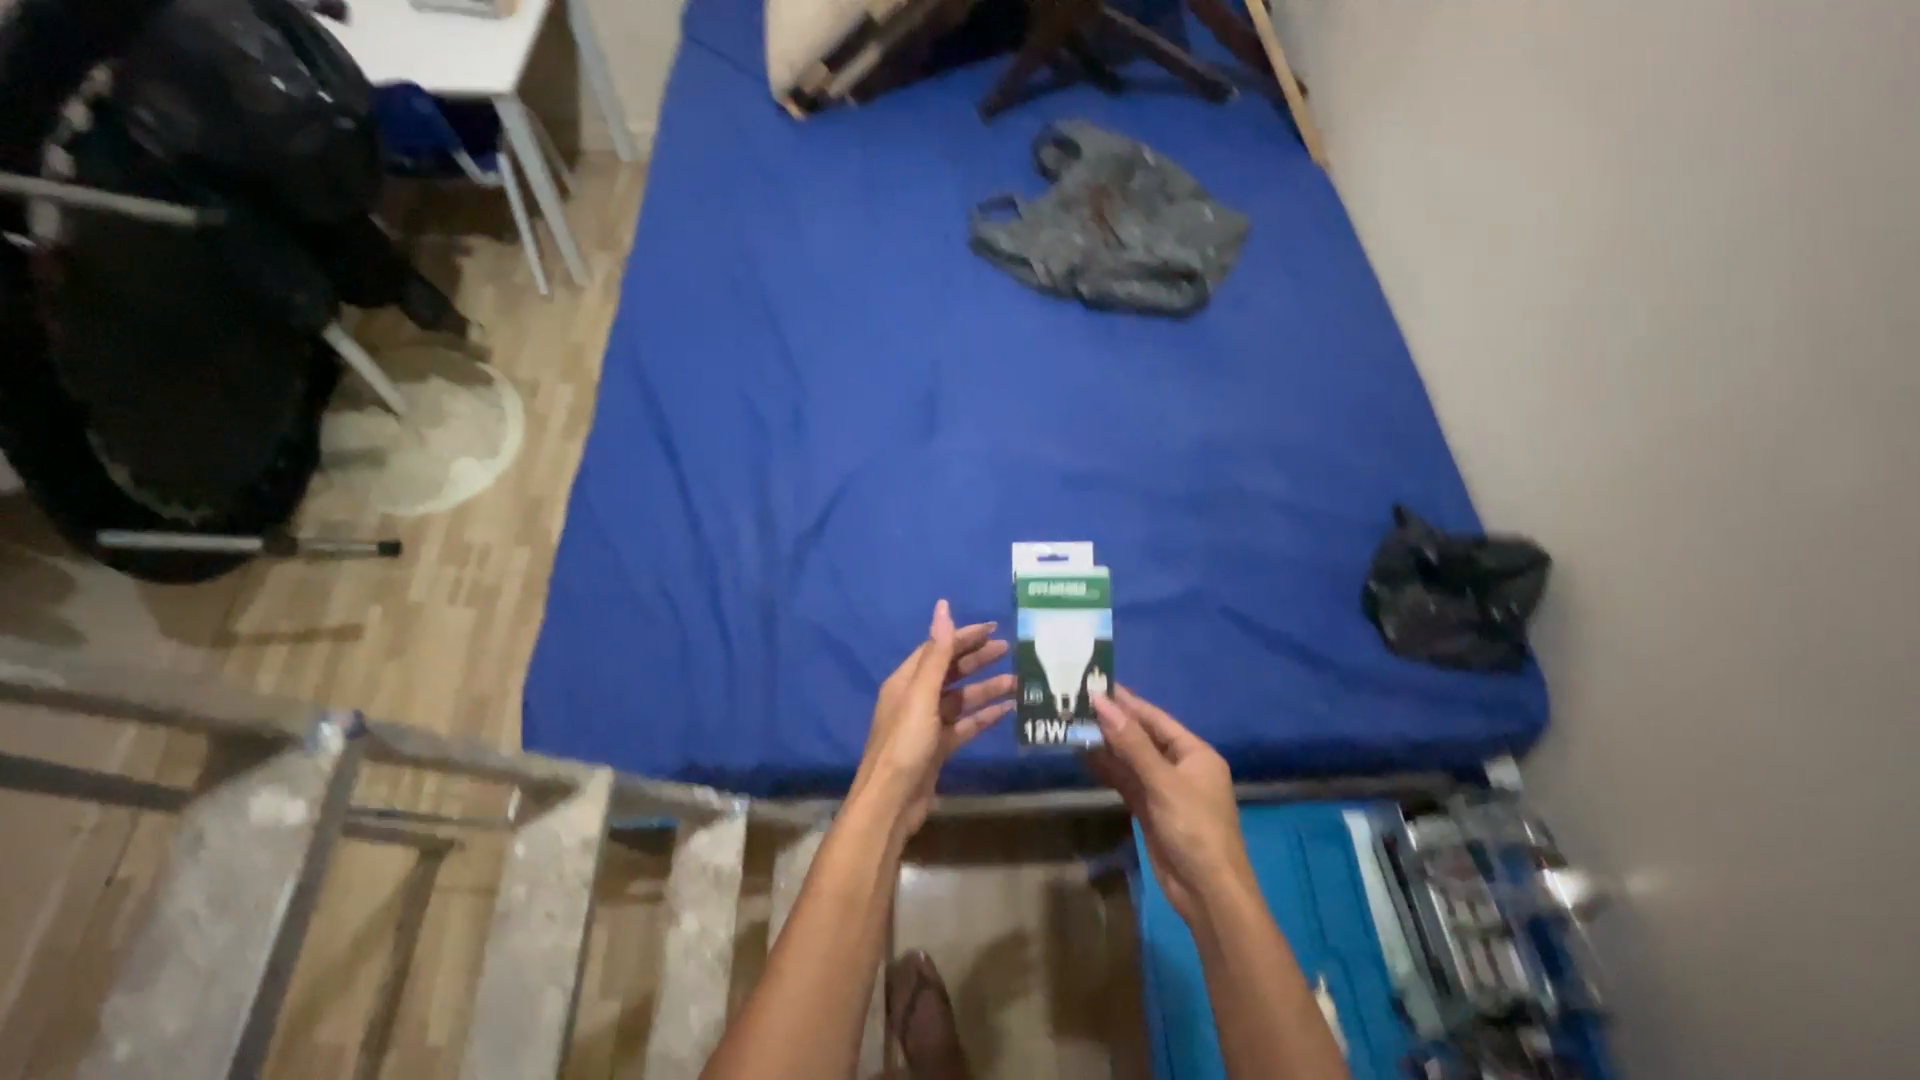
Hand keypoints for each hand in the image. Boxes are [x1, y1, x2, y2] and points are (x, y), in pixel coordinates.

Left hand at [852, 600, 1015, 839]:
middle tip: (1009, 649)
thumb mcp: (921, 695)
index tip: (993, 628)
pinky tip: (1007, 710)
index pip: (937, 649)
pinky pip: (965, 725)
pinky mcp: (939, 748)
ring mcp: (928, 725)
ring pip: (961, 699)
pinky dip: (984, 716)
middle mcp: (915, 699)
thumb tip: (943, 608)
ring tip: (1017, 680)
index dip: (963, 636)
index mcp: (905, 682)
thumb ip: (936, 654)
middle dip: (977, 659)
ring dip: (986, 688)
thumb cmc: (904, 744)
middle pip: (950, 671)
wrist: (891, 801)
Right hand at [1085, 686, 1251, 923]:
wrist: (1207, 890)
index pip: (1155, 719)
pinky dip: (1108, 770)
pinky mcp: (1150, 810)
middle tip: (1076, 703)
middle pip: (1142, 737)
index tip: (1096, 684)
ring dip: (1106, 745)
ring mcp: (1164, 790)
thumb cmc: (1195, 829)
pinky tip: (1085, 756)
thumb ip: (1132, 744)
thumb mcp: (1164, 782)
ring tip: (1073, 724)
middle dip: (1113, 722)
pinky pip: (1126, 782)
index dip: (1127, 702)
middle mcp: (1180, 767)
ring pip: (1131, 760)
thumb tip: (1103, 704)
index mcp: (1195, 753)